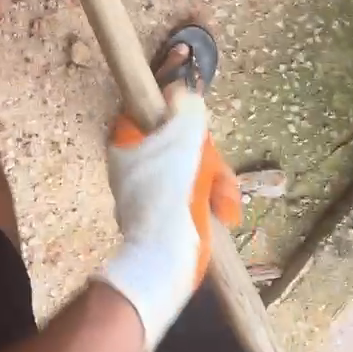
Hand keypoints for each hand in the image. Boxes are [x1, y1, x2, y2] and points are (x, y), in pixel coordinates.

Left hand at [97, 91, 241, 351]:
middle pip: (180, 139)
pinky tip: (225, 213)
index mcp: (128, 142)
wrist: (165, 259)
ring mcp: (153, 190)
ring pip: (194, 167)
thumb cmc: (169, 193)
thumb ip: (184, 109)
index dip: (177, 111)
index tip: (194, 120)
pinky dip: (213, 200)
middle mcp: (137, 164)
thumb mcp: (182, 138)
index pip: (151, 110)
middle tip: (214, 168)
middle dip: (207, 155)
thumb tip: (181, 93)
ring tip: (224, 200)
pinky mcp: (169, 212)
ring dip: (217, 180)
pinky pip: (197, 193)